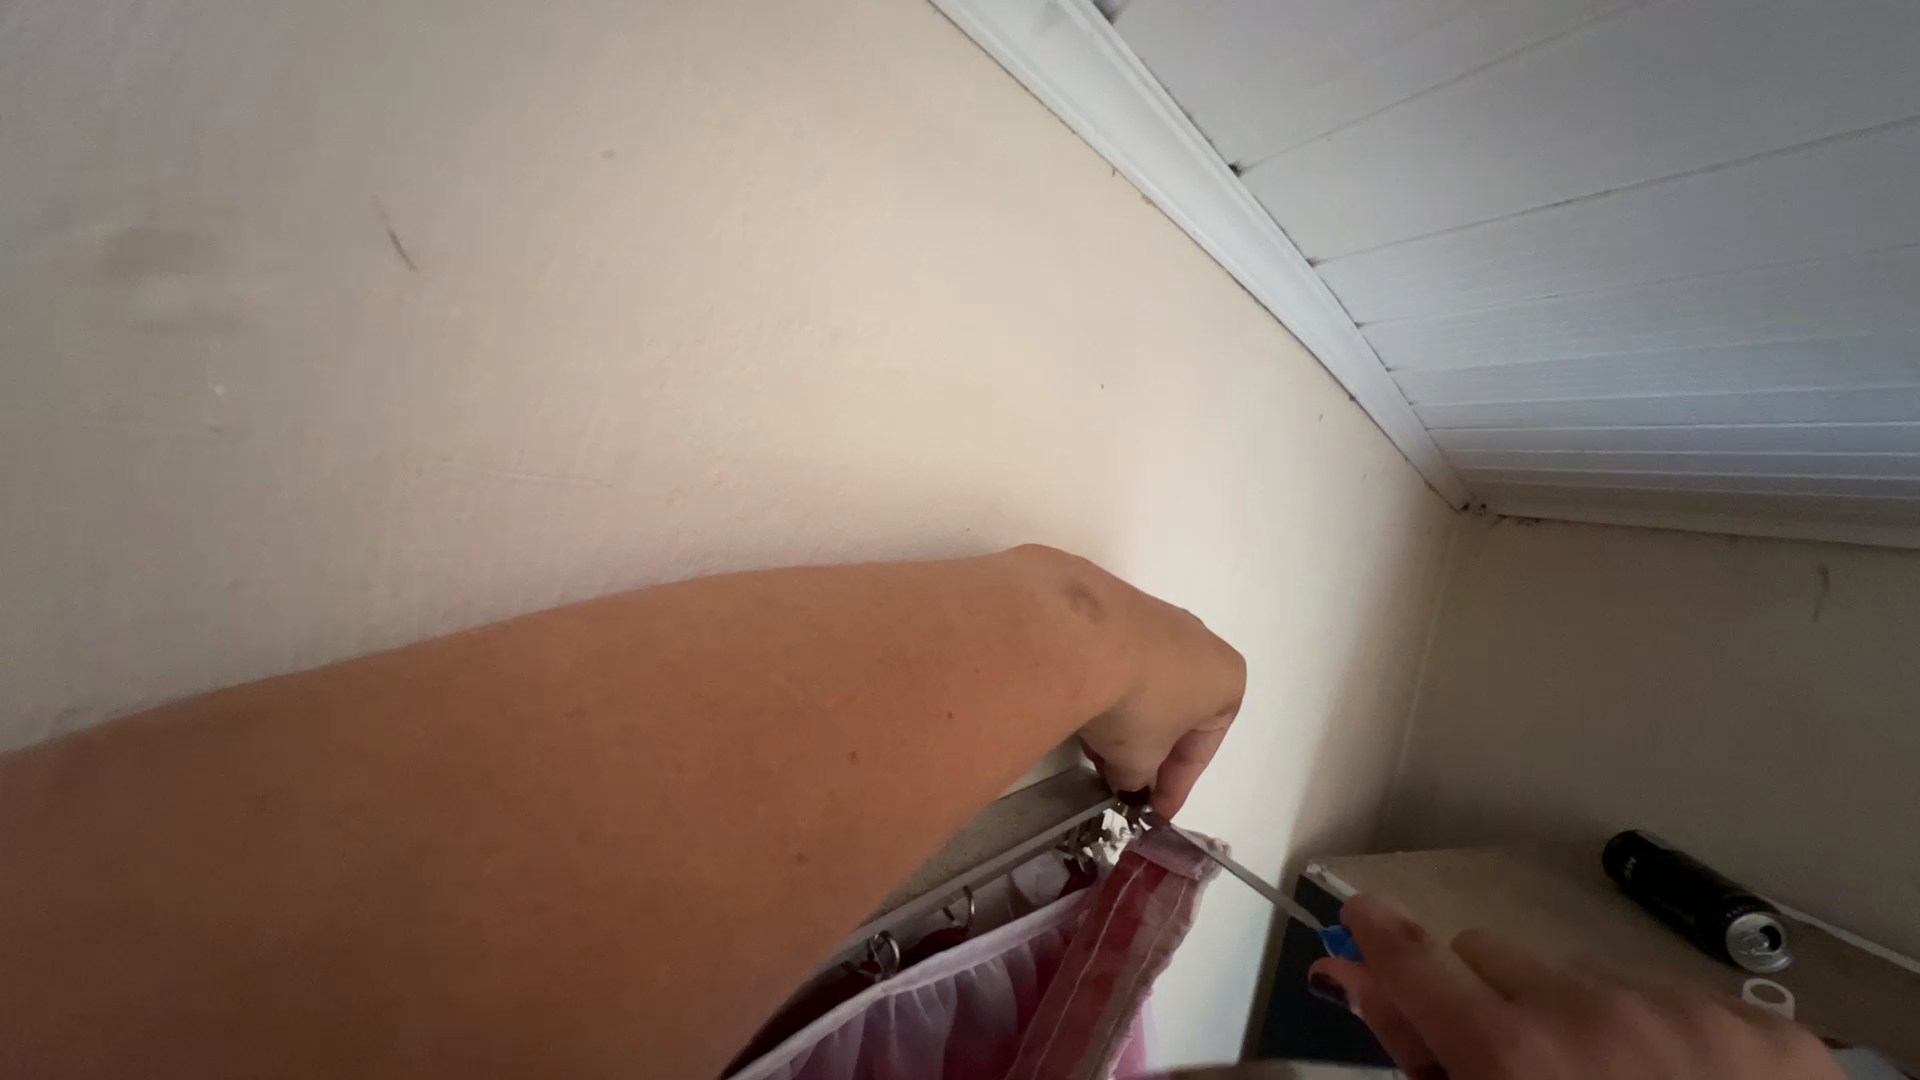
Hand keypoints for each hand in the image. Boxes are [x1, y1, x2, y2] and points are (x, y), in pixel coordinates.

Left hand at [1051, 553, 1244, 817]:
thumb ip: (1139, 778)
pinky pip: (1116, 655)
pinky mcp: (1115, 603)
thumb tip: (1127, 782)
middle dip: (1148, 748)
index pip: (1202, 747)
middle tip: (1122, 779)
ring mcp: (1157, 615)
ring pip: (1145, 681)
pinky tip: (1079, 703)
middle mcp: (1200, 640)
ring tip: (1094, 745)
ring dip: (1124, 716)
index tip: (1155, 811)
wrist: (1080, 635)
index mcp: (1226, 679)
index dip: (1176, 786)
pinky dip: (1103, 683)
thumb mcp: (1140, 758)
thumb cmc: (1134, 704)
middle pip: (1174, 710)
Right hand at [1309, 895, 1844, 1079]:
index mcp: (1515, 1056)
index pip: (1408, 950)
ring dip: (1578, 1017)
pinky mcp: (1764, 1030)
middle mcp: (1590, 1012)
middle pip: (1485, 951)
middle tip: (1527, 1069)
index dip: (1376, 933)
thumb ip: (1408, 1045)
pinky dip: (1660, 1032)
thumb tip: (1342, 971)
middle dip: (1489, 999)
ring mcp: (1684, 1014)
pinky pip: (1664, 991)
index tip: (1363, 924)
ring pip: (1574, 971)